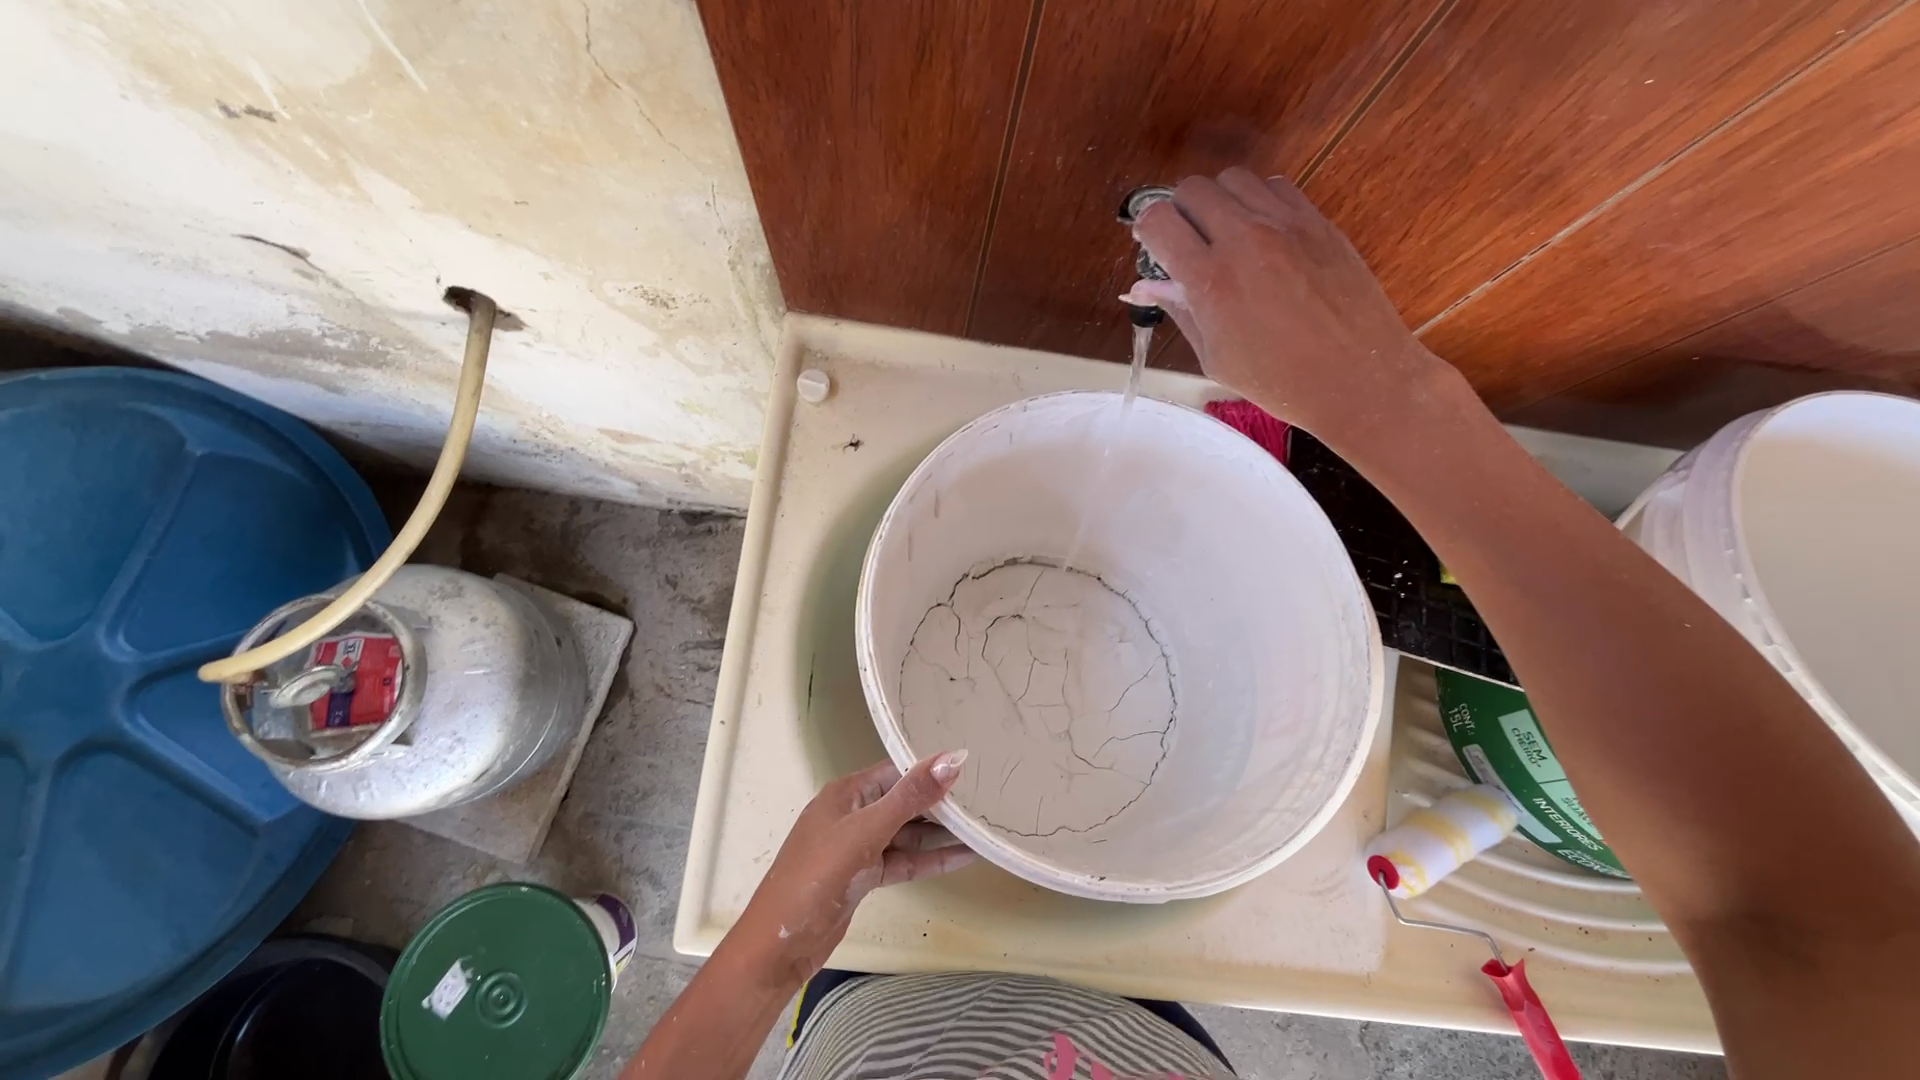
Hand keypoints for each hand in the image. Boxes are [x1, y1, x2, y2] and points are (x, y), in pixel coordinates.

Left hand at [735, 752, 972, 981]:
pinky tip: (964, 857)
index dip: (931, 769)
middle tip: (986, 797)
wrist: (780, 946)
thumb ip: (910, 797)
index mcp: (847, 793)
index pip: (897, 771)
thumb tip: (952, 759)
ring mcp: (859, 847)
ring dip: (941, 833)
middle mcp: (853, 814)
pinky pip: (904, 860)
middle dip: (941, 801)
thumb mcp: (866, 832)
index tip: (973, 766)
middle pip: (904, 801)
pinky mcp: (865, 876)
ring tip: (984, 827)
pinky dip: (930, 859)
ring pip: (907, 833)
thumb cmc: (817, 877)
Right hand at [1126, 168, 1459, 444]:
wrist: (1356, 377)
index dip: (1146, 229)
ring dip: (1218, 201)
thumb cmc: (1279, 380)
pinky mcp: (1317, 222)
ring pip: (1232, 179)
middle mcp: (1245, 241)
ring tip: (1224, 235)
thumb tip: (1145, 286)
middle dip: (1179, 212)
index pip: (1158, 220)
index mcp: (1211, 281)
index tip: (1151, 245)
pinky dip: (1257, 201)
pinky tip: (1261, 233)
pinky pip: (1275, 185)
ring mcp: (1285, 225)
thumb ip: (1180, 310)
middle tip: (1185, 242)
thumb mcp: (1214, 356)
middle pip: (1191, 189)